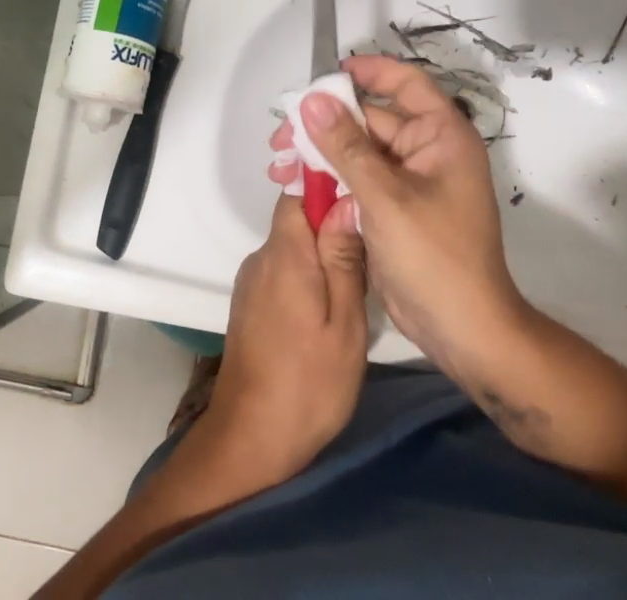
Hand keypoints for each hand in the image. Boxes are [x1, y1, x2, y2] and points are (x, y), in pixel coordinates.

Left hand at [178, 194, 368, 494]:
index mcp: (283, 255)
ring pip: (294, 249)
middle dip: (335, 228)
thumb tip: (347, 200)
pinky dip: (309, 279)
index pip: (299, 194)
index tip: (365, 198)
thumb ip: (344, 259)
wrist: (252, 437)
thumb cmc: (309, 382)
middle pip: (298, 221)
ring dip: (324, 258)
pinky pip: (284, 273)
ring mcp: (252, 284)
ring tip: (361, 285)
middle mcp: (260, 260)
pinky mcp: (251, 306)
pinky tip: (332, 308)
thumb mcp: (344, 322)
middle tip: (375, 254)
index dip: (329, 189)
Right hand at [272, 54, 531, 376]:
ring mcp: (408, 185)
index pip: (405, 84)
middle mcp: (426, 153)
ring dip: (320, 156)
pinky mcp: (392, 212)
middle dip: (324, 126)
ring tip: (278, 167)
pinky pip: (357, 183)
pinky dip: (328, 183)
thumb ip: (345, 146)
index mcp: (441, 137)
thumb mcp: (385, 196)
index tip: (326, 73)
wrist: (461, 327)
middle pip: (370, 121)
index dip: (369, 71)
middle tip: (280, 139)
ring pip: (357, 155)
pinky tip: (296, 188)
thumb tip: (312, 100)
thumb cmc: (434, 255)